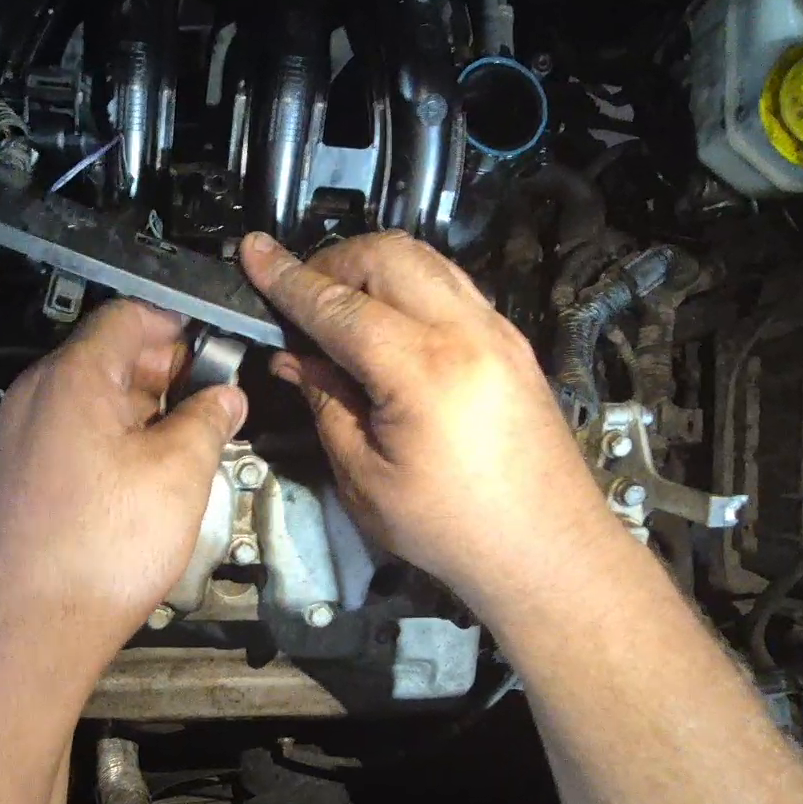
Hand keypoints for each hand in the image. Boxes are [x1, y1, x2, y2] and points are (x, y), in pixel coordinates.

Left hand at [0, 301, 247, 682]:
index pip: (129, 316)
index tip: (216, 352)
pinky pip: (76, 438)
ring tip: (188, 450)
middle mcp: (38, 398)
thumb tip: (225, 397)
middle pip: (111, 357)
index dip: (180, 327)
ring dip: (146, 414)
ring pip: (95, 402)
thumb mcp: (179, 473)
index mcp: (73, 377)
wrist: (29, 631)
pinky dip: (117, 444)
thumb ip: (209, 419)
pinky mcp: (23, 479)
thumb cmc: (97, 550)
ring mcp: (24, 439)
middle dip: (168, 375)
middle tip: (212, 407)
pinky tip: (147, 481)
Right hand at [239, 230, 614, 601]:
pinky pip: (448, 285)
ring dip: (370, 267)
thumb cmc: (452, 528)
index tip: (254, 253)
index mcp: (424, 370)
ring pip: (423, 260)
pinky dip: (405, 285)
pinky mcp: (510, 341)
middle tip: (297, 298)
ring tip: (336, 306)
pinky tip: (383, 324)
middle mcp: (467, 332)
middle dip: (331, 261)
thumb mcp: (364, 477)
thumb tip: (293, 357)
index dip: (288, 279)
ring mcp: (496, 331)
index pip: (339, 305)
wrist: (548, 550)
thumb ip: (325, 404)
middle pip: (387, 255)